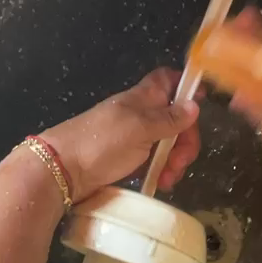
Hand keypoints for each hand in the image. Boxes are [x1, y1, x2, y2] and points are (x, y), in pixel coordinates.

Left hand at [38, 67, 201, 200]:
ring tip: (167, 178)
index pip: (168, 80)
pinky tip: (160, 182)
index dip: (184, 87)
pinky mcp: (128, 159)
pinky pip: (154, 160)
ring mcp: (135, 137)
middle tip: (181, 160)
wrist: (62, 170)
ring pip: (168, 142)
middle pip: (176, 117)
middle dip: (185, 139)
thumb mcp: (140, 128)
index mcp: (143, 98)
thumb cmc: (101, 142)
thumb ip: (169, 118)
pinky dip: (162, 170)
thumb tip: (195, 104)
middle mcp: (141, 114)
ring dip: (175, 159)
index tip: (199, 105)